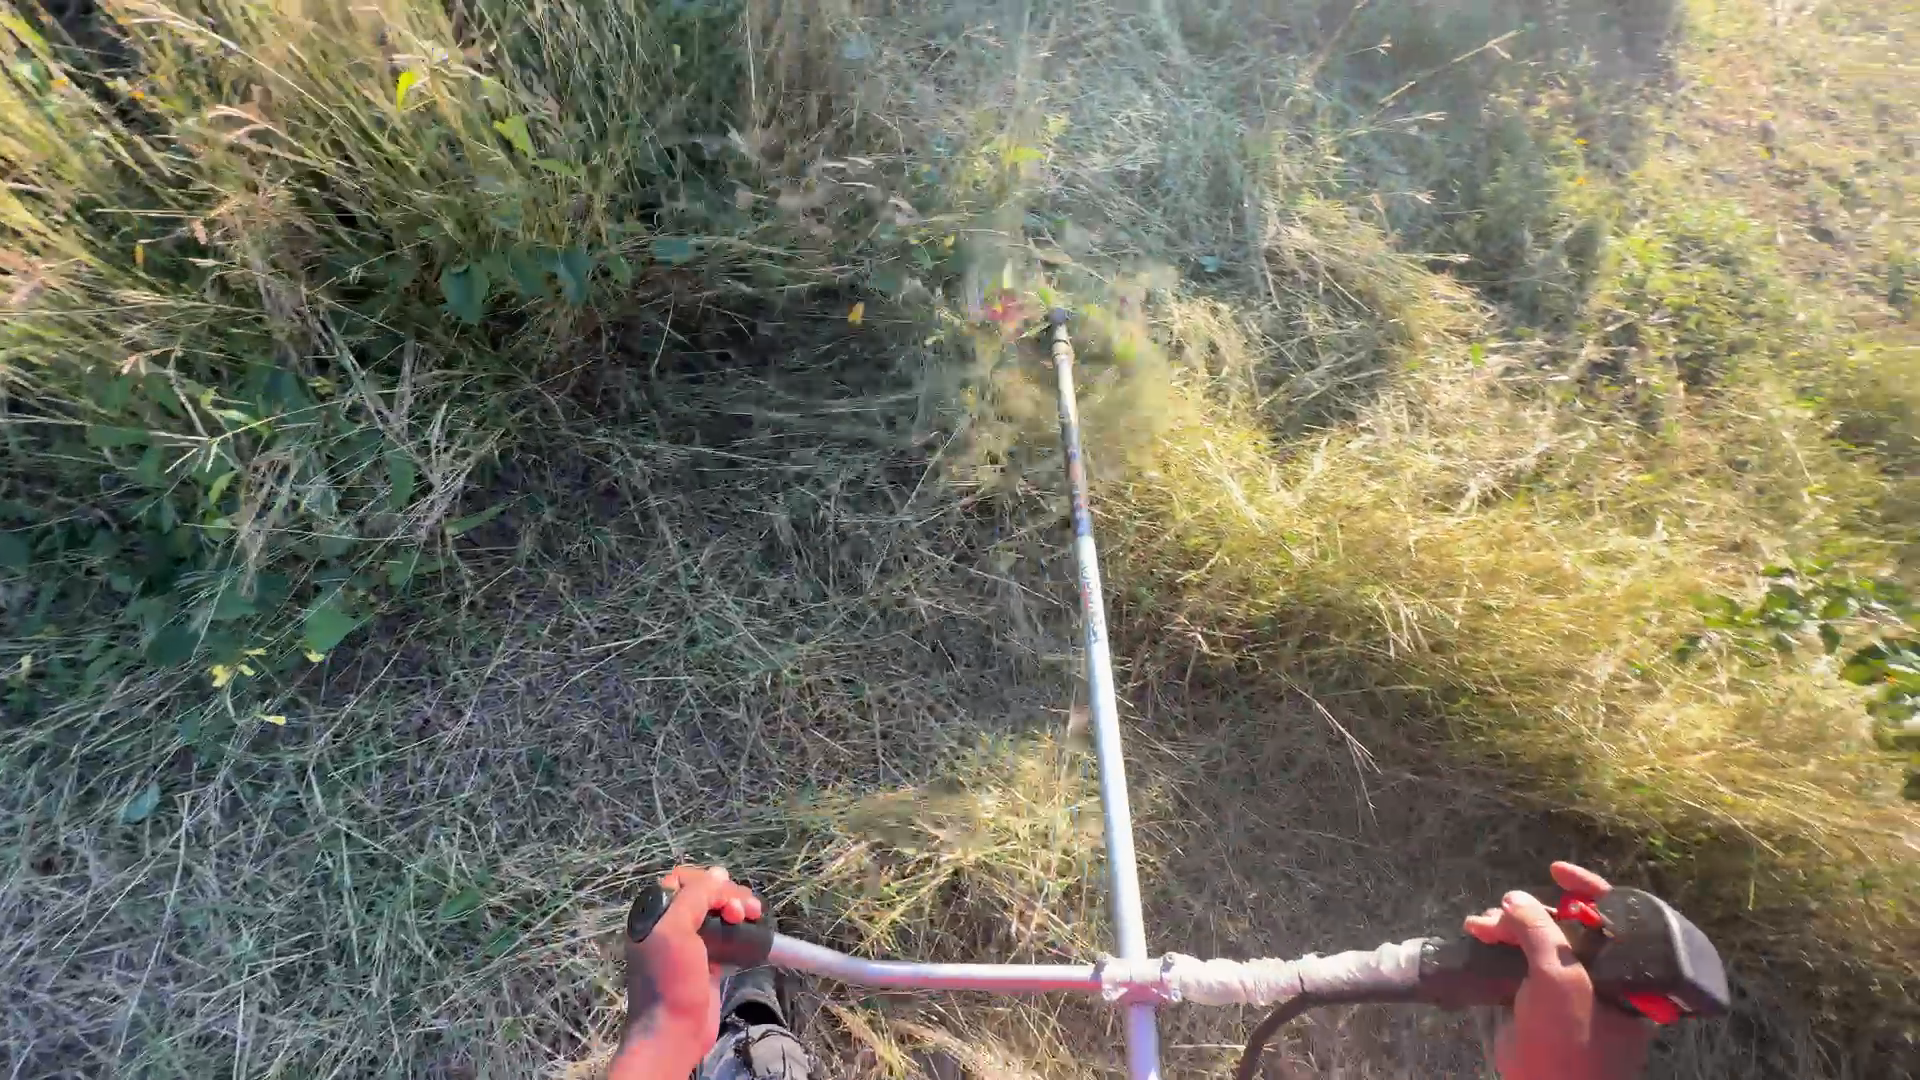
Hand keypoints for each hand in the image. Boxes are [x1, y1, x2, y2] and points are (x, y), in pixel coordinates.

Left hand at [609, 866, 763, 1079]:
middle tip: (745, 909)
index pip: (681, 880)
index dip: (707, 882)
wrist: (673, 1033)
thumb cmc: (670, 979)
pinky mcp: (707, 960)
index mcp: (652, 915)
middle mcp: (668, 925)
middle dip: (728, 894)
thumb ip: (694, 897)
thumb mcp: (674, 930)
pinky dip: (740, 926)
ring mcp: (689, 943)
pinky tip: (751, 929)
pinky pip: (726, 932)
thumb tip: (719, 874)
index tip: (725, 897)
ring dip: (738, 906)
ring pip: (717, 911)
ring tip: (754, 915)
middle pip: (704, 893)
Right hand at [1464, 862, 1651, 1079]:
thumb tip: (1513, 898)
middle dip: (1527, 911)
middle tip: (1496, 916)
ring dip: (1504, 923)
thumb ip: (1540, 934)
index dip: (1589, 889)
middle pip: (1566, 923)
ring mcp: (1569, 985)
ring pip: (1537, 935)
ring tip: (1478, 928)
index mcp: (1626, 977)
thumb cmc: (1571, 1042)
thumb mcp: (1559, 982)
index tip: (1556, 871)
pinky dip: (1498, 938)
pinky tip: (1478, 935)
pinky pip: (1520, 952)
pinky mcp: (1539, 993)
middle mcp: (1601, 976)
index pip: (1617, 920)